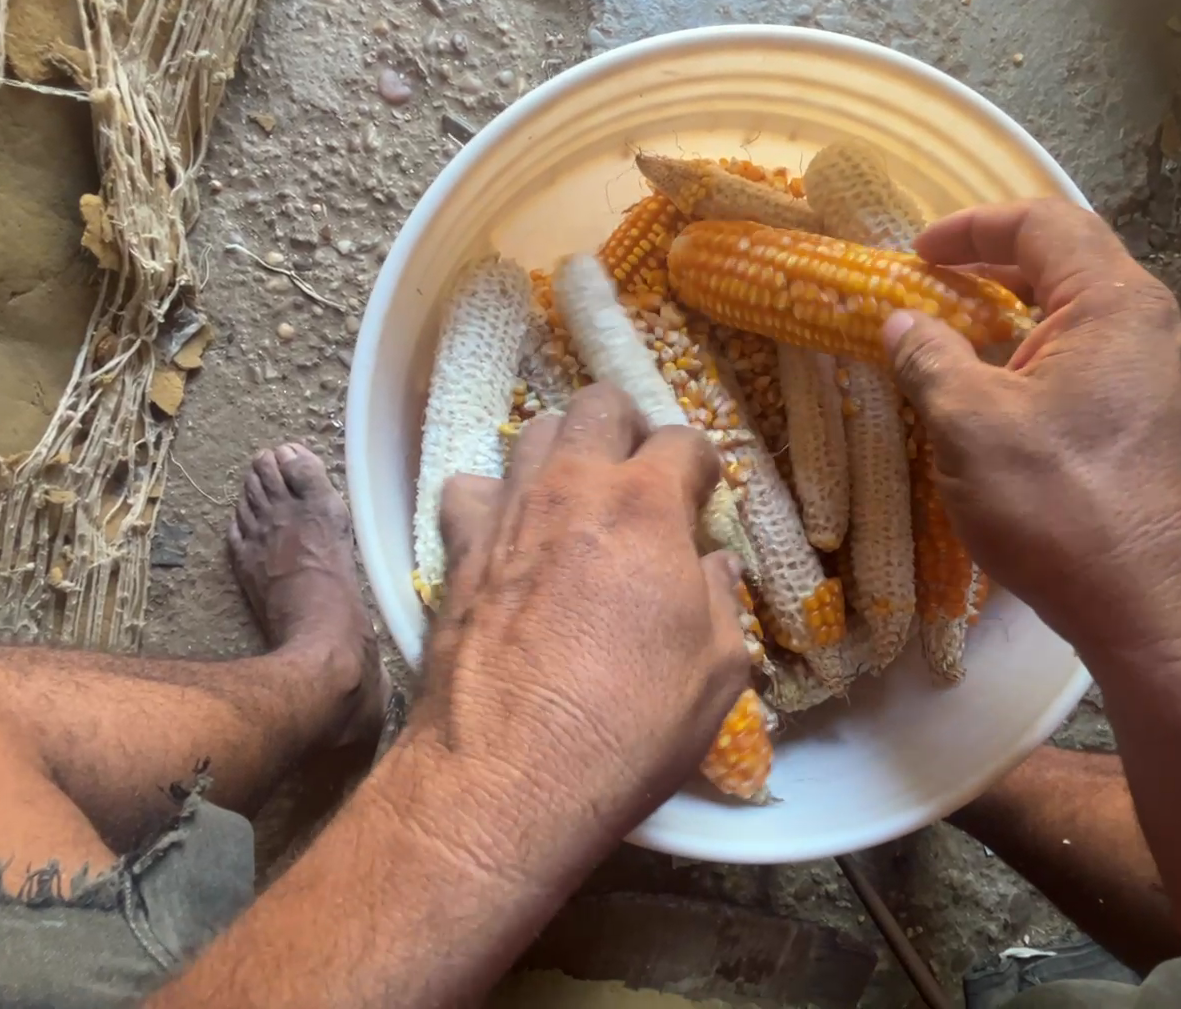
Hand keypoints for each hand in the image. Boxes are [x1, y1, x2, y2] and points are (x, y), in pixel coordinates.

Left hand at [417, 384, 749, 842]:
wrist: (509, 775)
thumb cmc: (631, 723)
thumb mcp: (717, 670)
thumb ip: (722, 600)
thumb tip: (714, 566)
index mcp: (646, 507)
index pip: (684, 440)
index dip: (702, 463)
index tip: (702, 494)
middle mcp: (573, 488)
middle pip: (599, 404)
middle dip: (628, 426)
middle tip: (639, 473)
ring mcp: (509, 512)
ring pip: (534, 432)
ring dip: (565, 451)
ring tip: (577, 497)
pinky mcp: (459, 549)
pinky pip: (470, 489)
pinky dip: (495, 498)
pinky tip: (509, 534)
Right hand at [885, 199, 1180, 660]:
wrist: (1147, 604)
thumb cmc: (1056, 501)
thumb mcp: (970, 422)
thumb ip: (930, 357)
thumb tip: (900, 320)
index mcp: (1112, 304)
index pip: (1042, 222)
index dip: (971, 226)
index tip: (916, 253)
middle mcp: (1144, 325)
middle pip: (1063, 262)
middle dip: (988, 264)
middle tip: (928, 285)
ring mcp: (1150, 375)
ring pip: (1070, 316)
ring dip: (1005, 314)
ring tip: (949, 335)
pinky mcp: (1142, 420)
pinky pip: (1078, 360)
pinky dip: (1025, 356)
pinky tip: (988, 393)